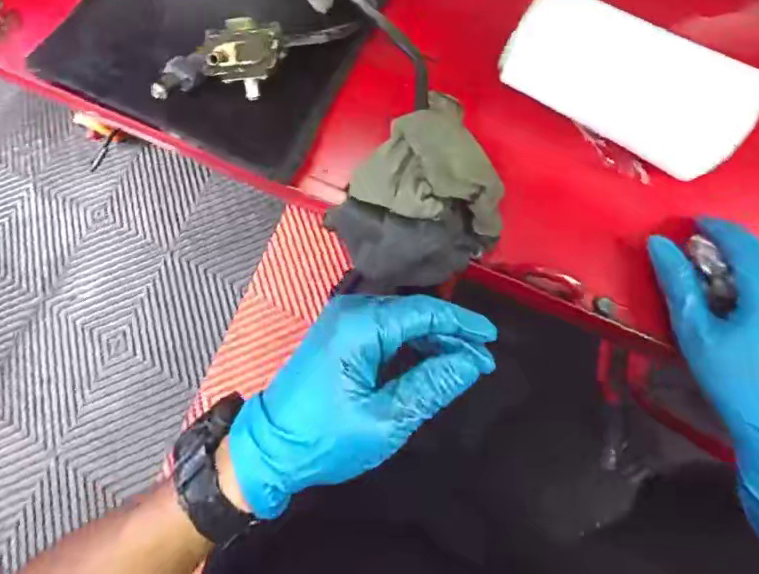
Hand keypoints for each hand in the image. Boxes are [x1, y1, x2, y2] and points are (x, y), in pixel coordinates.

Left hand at [224, 294, 497, 517]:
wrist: (266, 451)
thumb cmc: (325, 437)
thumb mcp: (385, 419)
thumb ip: (431, 385)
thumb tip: (472, 362)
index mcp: (361, 323)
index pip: (425, 311)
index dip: (462, 323)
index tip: (491, 339)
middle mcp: (353, 309)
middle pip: (415, 312)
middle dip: (451, 333)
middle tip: (481, 359)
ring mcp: (344, 318)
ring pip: (403, 319)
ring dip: (433, 338)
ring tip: (463, 361)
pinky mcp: (342, 331)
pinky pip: (386, 328)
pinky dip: (411, 343)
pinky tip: (431, 358)